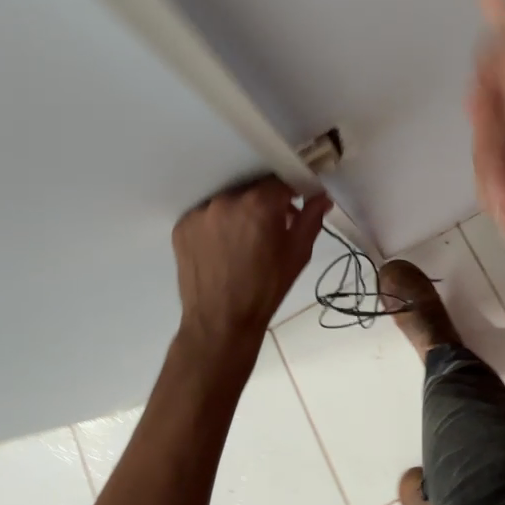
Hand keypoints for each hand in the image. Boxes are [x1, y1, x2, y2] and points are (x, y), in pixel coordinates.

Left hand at [173, 177, 331, 344]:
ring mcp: (200, 213)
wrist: (221, 323)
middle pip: (251, 190)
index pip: (279, 182)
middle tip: (270, 228)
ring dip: (238, 213)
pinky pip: (205, 216)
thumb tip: (321, 197)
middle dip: (264, 204)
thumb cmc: (265, 289)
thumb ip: (311, 219)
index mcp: (259, 204)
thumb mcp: (297, 254)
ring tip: (243, 240)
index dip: (290, 192)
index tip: (293, 206)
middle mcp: (226, 200)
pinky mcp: (182, 226)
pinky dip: (216, 225)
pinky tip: (222, 247)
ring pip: (228, 202)